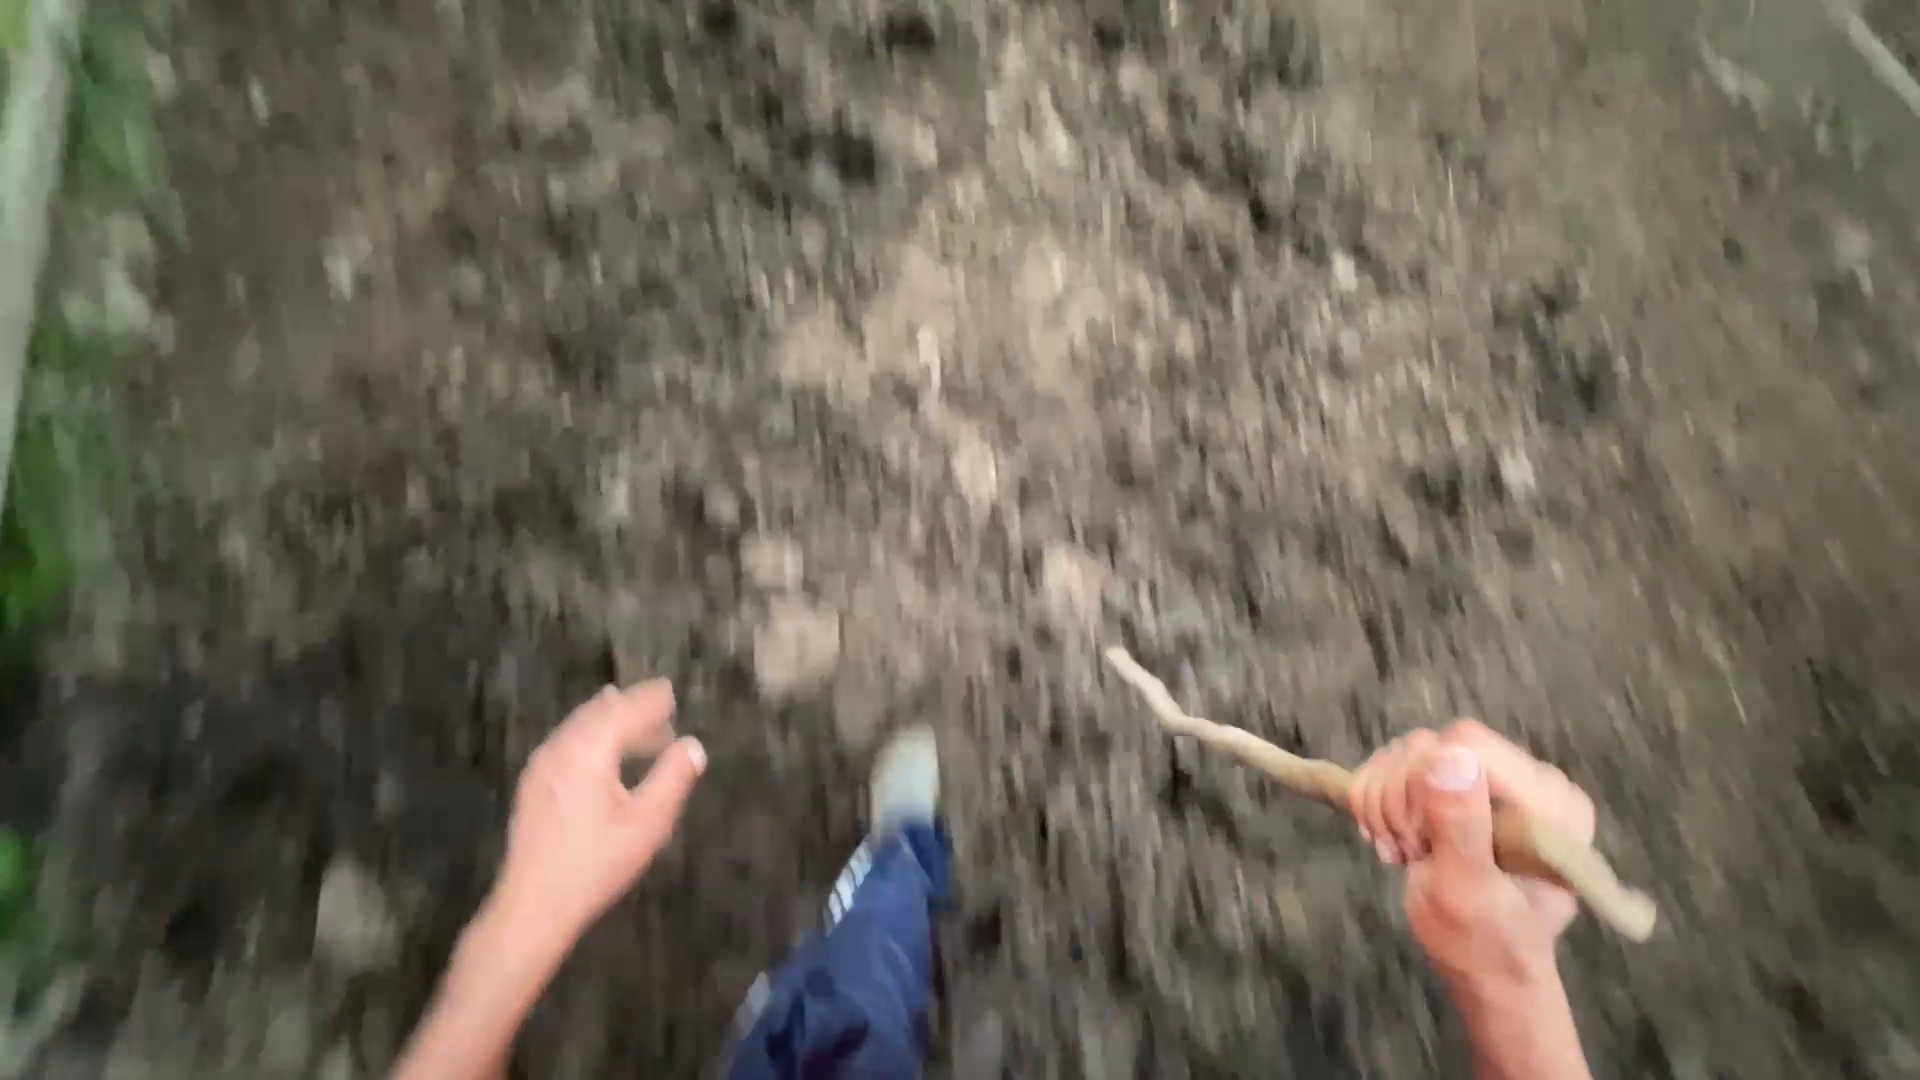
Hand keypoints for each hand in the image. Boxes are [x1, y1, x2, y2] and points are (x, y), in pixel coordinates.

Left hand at [489, 680, 706, 947]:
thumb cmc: (596, 864)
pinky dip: (594, 734)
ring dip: (613, 720)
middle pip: (600, 712)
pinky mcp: (534, 784)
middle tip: (661, 706)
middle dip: (632, 705)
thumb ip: (674, 777)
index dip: (650, 701)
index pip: (625, 711)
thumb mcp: (648, 823)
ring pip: (581, 725)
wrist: (532, 907)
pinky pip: (568, 740)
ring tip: (640, 727)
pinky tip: (605, 752)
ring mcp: (542, 766)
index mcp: (589, 752)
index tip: (670, 691)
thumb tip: (693, 746)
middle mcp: (561, 748)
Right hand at [1348, 720, 1594, 991]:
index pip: (1465, 744)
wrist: (1482, 967)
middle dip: (1396, 799)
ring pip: (1402, 752)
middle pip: (1426, 746)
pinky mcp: (1455, 782)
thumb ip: (1461, 824)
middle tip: (1404, 850)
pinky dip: (1374, 797)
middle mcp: (1524, 778)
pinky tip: (1388, 834)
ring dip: (1381, 802)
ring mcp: (1488, 777)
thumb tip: (1448, 755)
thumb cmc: (1484, 942)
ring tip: (1397, 848)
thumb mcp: (1468, 891)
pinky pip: (1393, 762)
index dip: (1423, 782)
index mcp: (1549, 801)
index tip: (1420, 838)